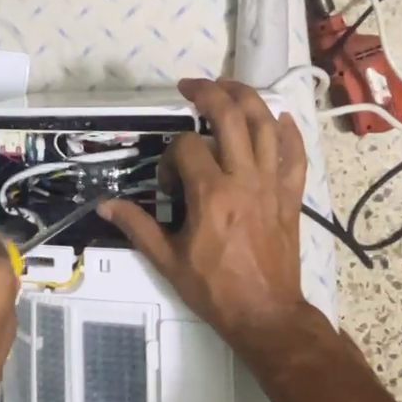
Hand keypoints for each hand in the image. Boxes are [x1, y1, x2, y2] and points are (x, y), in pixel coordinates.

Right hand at [100, 78, 314, 350]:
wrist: (266, 315)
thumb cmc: (215, 289)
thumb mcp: (168, 261)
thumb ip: (138, 226)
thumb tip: (106, 205)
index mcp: (212, 193)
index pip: (187, 147)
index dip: (170, 157)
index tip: (168, 183)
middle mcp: (245, 178)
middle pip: (230, 116)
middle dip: (209, 93)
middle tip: (190, 87)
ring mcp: (272, 184)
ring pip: (265, 125)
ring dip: (247, 98)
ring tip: (228, 86)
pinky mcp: (291, 195)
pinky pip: (295, 155)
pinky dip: (289, 132)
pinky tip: (279, 118)